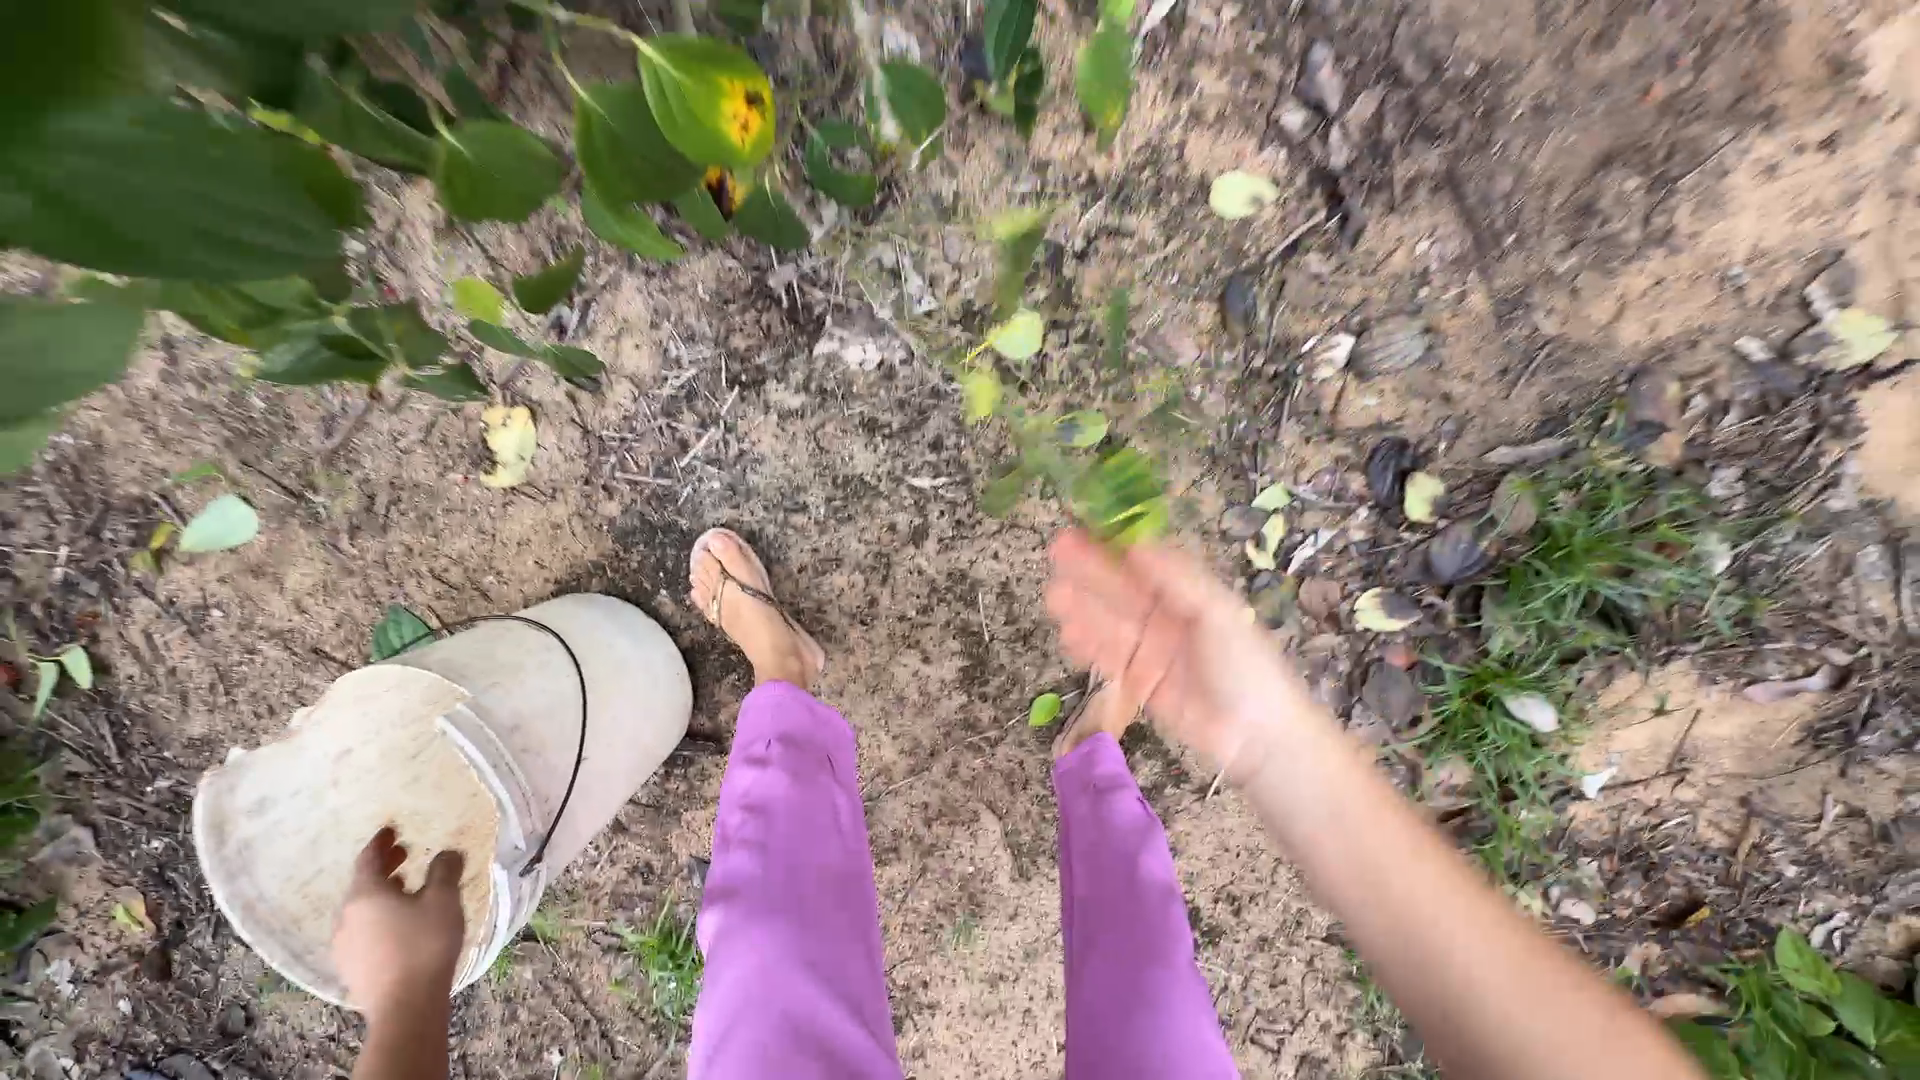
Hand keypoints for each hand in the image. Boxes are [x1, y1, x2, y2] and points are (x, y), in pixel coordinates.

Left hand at [332, 828, 466, 1018]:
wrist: (405, 1004)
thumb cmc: (425, 943)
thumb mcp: (443, 899)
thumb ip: (444, 870)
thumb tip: (446, 853)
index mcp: (365, 895)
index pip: (367, 860)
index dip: (380, 842)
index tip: (390, 830)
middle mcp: (346, 917)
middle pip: (363, 884)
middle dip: (384, 866)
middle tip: (405, 853)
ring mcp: (344, 944)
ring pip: (362, 909)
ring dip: (383, 893)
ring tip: (407, 888)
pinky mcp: (351, 966)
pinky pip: (363, 929)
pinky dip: (380, 915)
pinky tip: (400, 922)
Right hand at [1044, 531, 1320, 780]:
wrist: (1258, 736)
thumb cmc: (1247, 667)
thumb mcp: (1218, 613)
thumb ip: (1177, 579)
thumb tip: (1137, 546)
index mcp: (1187, 595)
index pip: (1143, 564)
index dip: (1112, 548)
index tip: (1083, 532)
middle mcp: (1166, 618)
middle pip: (1120, 590)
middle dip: (1088, 573)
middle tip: (1056, 552)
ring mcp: (1151, 651)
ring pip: (1109, 623)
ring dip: (1082, 608)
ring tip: (1054, 595)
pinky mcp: (1140, 681)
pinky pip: (1109, 658)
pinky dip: (1089, 646)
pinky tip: (1068, 634)